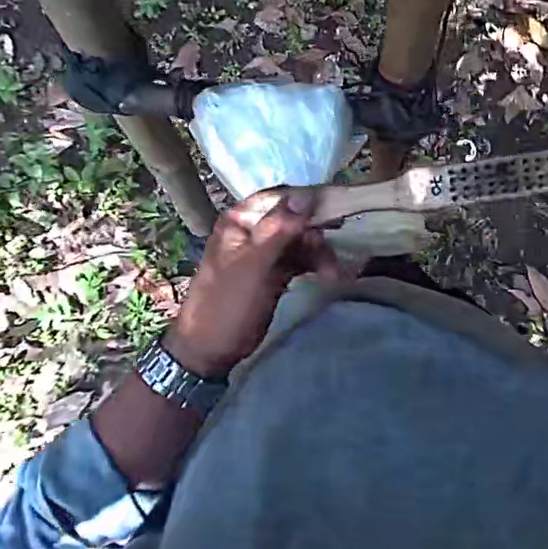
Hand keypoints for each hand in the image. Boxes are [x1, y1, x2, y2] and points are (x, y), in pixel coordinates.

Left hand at [165, 188, 341, 376]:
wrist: (209, 352)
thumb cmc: (226, 304)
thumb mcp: (252, 265)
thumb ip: (278, 228)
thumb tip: (307, 196)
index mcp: (241, 221)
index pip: (281, 197)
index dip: (309, 201)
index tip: (338, 209)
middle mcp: (254, 230)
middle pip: (296, 219)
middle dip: (318, 234)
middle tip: (337, 251)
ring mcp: (265, 251)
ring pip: (302, 240)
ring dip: (321, 253)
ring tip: (336, 274)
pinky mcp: (275, 271)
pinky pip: (301, 259)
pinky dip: (316, 265)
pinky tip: (331, 276)